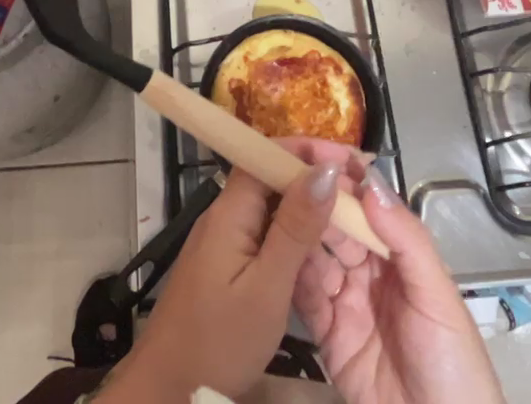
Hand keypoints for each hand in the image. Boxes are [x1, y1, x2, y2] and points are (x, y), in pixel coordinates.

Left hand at [99, 159, 341, 403]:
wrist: (169, 390)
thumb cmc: (219, 341)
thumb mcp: (267, 287)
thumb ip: (296, 228)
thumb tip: (324, 170)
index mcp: (229, 213)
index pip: (265, 157)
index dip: (306, 151)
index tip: (348, 159)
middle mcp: (224, 217)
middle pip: (269, 177)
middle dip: (313, 174)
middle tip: (361, 186)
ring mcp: (224, 241)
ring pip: (269, 206)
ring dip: (307, 202)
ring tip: (353, 210)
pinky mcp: (228, 265)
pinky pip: (265, 232)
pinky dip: (295, 230)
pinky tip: (323, 243)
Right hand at [290, 140, 504, 403]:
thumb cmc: (452, 362)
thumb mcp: (437, 295)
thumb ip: (405, 238)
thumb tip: (368, 181)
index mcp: (401, 256)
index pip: (367, 204)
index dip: (343, 176)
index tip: (314, 150)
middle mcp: (370, 271)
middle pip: (336, 225)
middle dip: (312, 197)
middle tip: (279, 170)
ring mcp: (346, 301)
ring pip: (314, 254)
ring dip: (295, 229)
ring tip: (268, 201)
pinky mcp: (325, 333)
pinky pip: (303, 295)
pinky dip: (287, 272)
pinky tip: (271, 250)